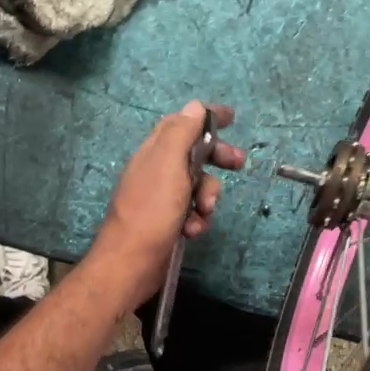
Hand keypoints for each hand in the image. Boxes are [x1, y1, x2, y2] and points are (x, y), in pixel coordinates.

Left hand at [85, 102, 246, 307]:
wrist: (131, 262)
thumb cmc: (151, 210)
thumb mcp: (168, 163)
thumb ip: (181, 132)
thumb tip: (195, 107)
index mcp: (155, 152)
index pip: (182, 124)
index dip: (207, 118)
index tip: (233, 117)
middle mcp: (157, 172)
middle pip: (195, 155)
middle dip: (217, 159)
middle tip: (238, 163)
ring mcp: (162, 199)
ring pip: (198, 187)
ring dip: (207, 198)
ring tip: (204, 211)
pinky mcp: (168, 224)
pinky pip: (193, 214)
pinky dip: (197, 221)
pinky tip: (191, 232)